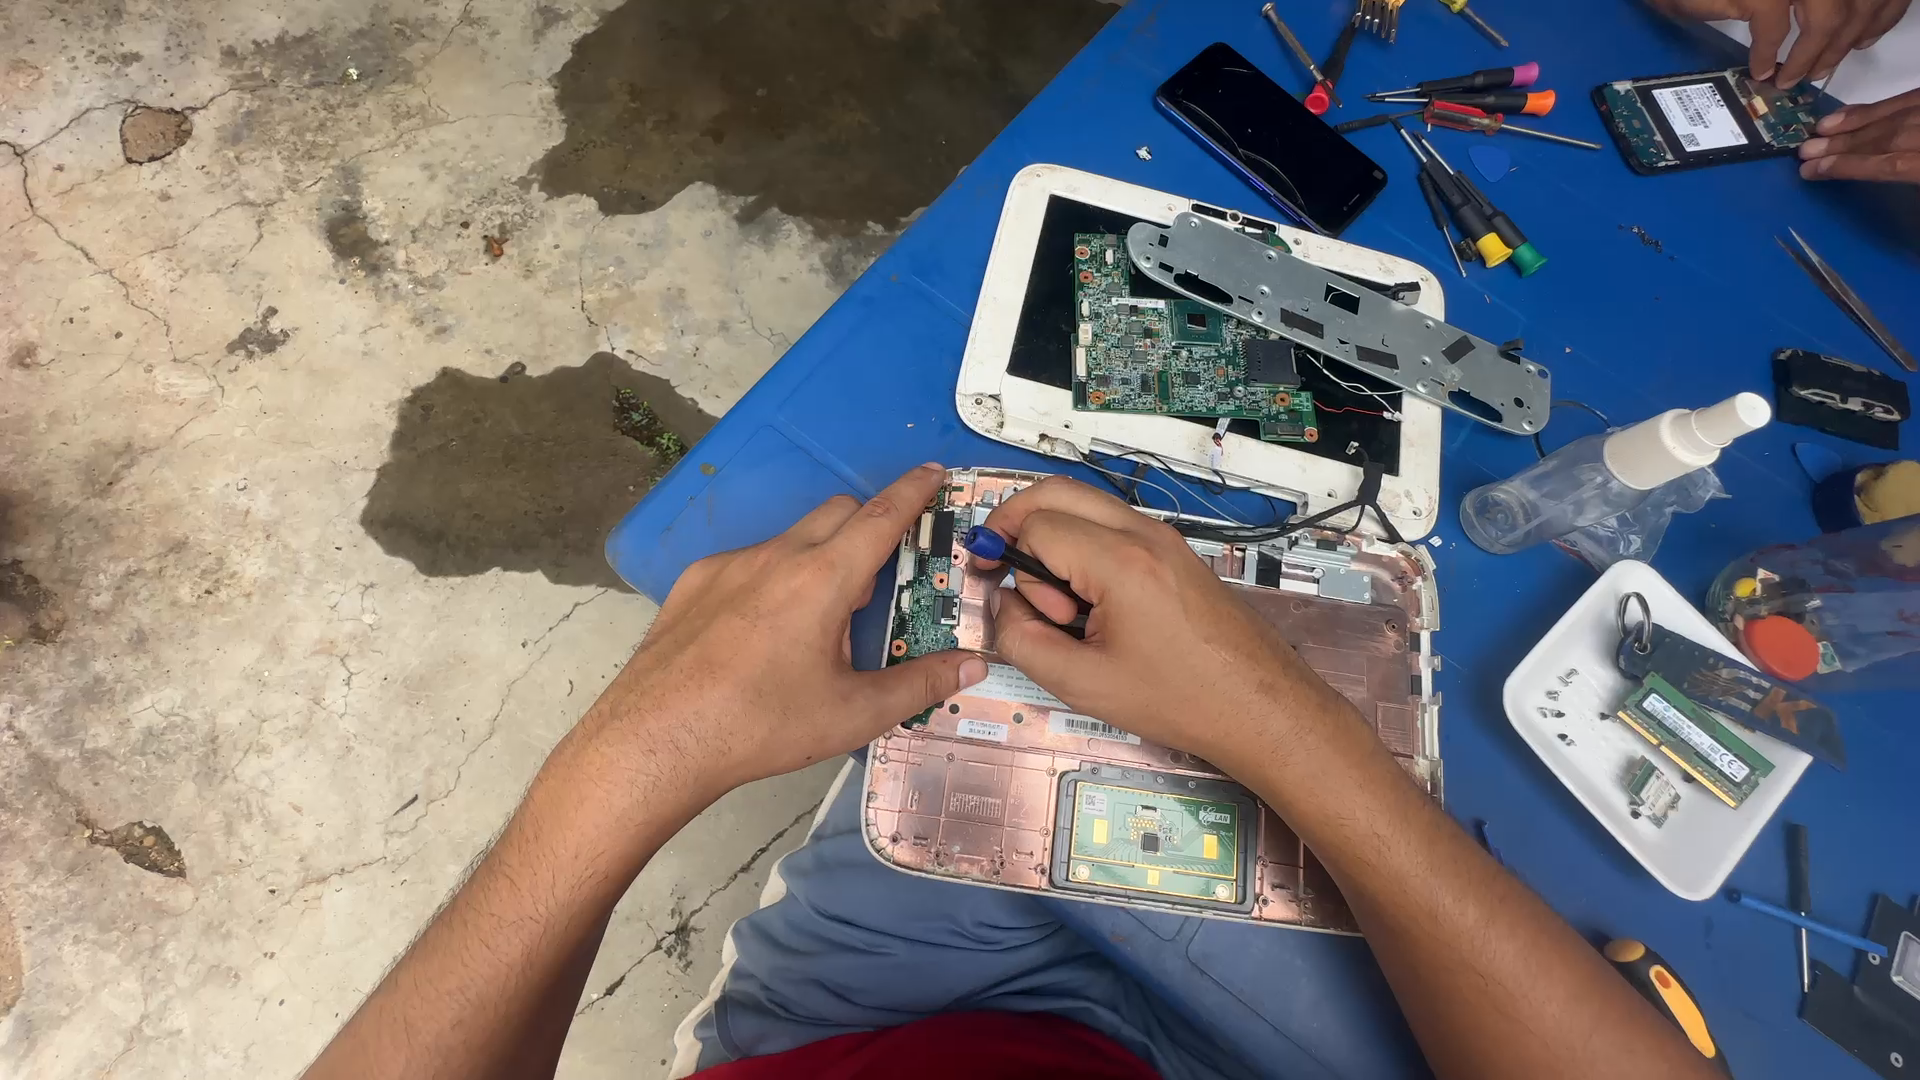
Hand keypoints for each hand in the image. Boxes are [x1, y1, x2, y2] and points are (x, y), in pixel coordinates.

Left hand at [588, 464, 986, 800]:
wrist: (654, 742)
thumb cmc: (763, 726)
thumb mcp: (853, 713)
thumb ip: (921, 685)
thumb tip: (975, 665)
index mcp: (824, 579)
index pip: (881, 516)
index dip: (913, 491)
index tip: (933, 472)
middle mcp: (778, 555)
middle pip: (838, 511)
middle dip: (868, 523)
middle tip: (879, 574)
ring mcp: (731, 564)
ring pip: (793, 537)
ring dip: (820, 557)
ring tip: (816, 621)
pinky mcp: (695, 580)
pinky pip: (750, 561)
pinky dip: (774, 577)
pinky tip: (759, 631)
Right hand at [977, 476, 1354, 769]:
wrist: (1263, 708)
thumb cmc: (1175, 700)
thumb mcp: (1082, 684)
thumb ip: (1022, 640)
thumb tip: (1003, 602)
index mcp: (1120, 561)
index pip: (1036, 525)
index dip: (1005, 555)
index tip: (1001, 593)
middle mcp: (1142, 533)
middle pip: (1056, 490)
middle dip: (1015, 519)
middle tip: (1001, 564)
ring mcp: (1163, 537)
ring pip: (1083, 504)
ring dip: (1053, 537)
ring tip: (1064, 605)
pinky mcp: (1173, 551)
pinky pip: (1110, 527)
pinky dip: (1082, 547)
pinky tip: (1091, 603)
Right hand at [1637, 0, 1908, 84]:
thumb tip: (1835, 20)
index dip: (1881, 13)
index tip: (1865, 40)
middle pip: (1859, 4)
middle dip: (1845, 42)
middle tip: (1824, 70)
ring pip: (1828, 21)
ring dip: (1812, 56)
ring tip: (1792, 77)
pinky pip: (1774, 33)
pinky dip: (1767, 56)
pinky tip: (1760, 71)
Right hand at [1800, 86, 1919, 180]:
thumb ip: (1901, 172)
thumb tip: (1854, 173)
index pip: (1893, 165)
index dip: (1852, 166)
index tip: (1811, 169)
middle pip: (1893, 138)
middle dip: (1846, 143)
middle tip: (1805, 149)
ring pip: (1903, 114)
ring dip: (1858, 120)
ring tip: (1822, 127)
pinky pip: (1916, 96)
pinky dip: (1884, 104)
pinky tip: (1852, 112)